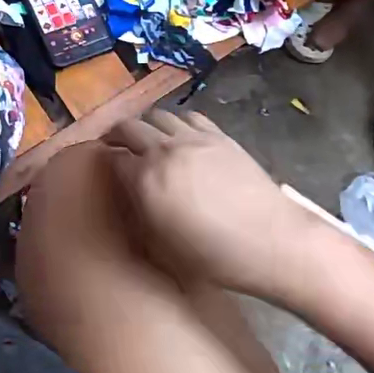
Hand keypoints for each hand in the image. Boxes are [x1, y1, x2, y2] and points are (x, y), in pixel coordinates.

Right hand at [101, 111, 323, 298]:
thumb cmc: (214, 257)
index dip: (104, 161)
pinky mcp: (220, 136)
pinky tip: (181, 135)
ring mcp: (195, 139)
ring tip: (146, 137)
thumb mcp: (163, 246)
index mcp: (146, 180)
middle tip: (113, 145)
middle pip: (129, 128)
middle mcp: (165, 150)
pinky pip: (190, 117)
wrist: (271, 241)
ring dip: (146, 124)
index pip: (113, 159)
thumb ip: (140, 214)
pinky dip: (177, 122)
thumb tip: (130, 194)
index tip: (102, 166)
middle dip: (116, 135)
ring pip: (159, 116)